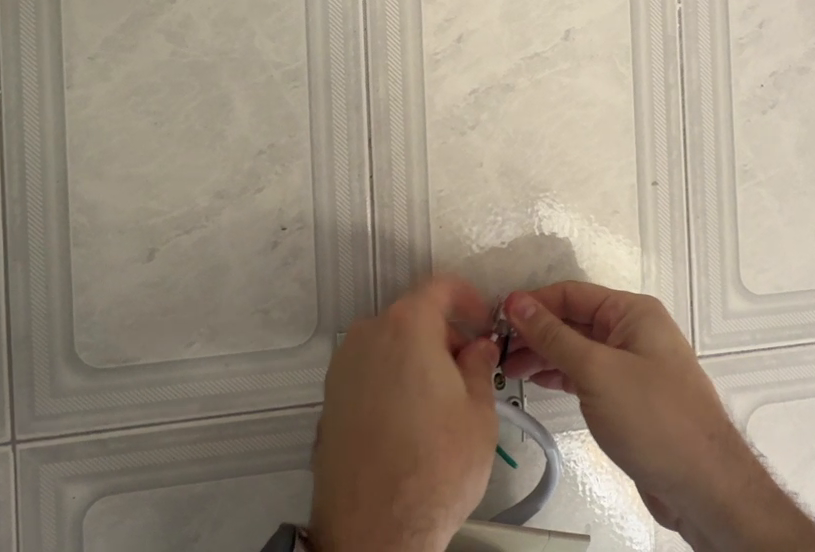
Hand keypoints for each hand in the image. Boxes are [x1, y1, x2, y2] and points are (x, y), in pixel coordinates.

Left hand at [311, 275, 500, 551]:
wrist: (374, 526)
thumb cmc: (429, 472)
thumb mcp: (478, 414)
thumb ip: (479, 366)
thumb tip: (477, 347)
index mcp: (407, 327)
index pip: (440, 287)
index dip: (468, 298)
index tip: (481, 319)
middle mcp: (369, 335)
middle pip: (413, 315)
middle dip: (444, 334)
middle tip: (470, 367)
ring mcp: (344, 364)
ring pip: (390, 344)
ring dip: (417, 358)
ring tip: (443, 401)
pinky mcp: (332, 394)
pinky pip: (370, 369)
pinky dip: (393, 379)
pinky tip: (412, 418)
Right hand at [501, 282, 814, 551]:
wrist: (705, 489)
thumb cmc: (655, 420)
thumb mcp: (596, 371)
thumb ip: (552, 335)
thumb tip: (517, 302)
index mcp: (632, 313)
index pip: (570, 294)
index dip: (532, 304)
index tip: (496, 318)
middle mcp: (633, 332)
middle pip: (572, 320)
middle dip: (534, 332)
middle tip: (496, 348)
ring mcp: (632, 365)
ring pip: (576, 349)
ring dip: (542, 355)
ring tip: (507, 367)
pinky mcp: (628, 397)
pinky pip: (585, 374)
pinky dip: (559, 375)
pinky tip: (534, 381)